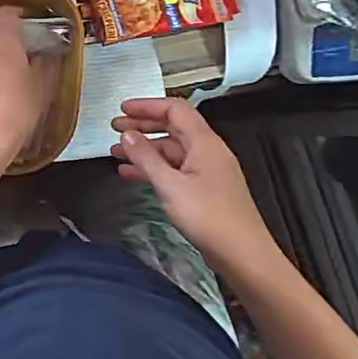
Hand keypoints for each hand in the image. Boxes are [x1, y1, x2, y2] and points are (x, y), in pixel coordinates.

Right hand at [109, 97, 279, 271]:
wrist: (241, 253)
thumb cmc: (208, 216)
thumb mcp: (170, 185)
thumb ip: (145, 157)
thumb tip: (127, 134)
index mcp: (204, 142)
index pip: (175, 109)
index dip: (147, 105)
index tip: (122, 108)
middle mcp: (208, 150)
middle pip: (173, 126)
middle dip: (143, 125)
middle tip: (115, 127)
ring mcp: (207, 170)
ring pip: (171, 149)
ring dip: (144, 148)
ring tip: (117, 152)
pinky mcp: (204, 188)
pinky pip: (175, 168)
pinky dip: (153, 167)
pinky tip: (132, 174)